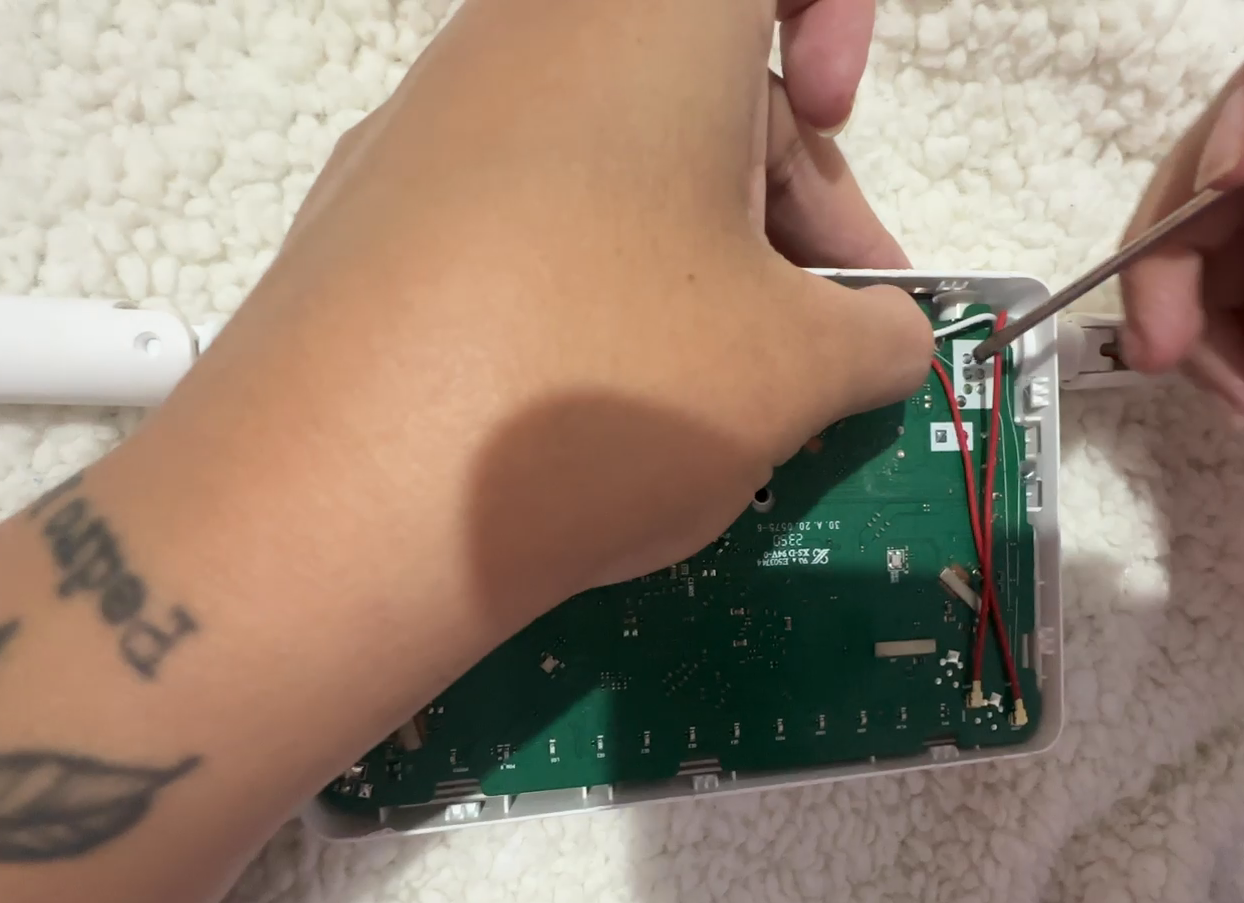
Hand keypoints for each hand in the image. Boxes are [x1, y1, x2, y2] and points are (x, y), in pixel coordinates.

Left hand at [121, 0, 930, 655]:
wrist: (349, 511)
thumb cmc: (609, 389)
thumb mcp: (798, 369)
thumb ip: (882, 337)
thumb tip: (893, 340)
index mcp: (644, 16)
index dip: (836, 8)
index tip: (838, 111)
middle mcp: (529, 40)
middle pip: (707, 85)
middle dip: (796, 204)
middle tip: (829, 332)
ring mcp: (442, 134)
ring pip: (629, 169)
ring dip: (712, 266)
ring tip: (736, 391)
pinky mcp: (396, 228)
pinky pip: (549, 227)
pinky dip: (619, 293)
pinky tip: (630, 400)